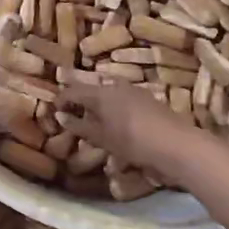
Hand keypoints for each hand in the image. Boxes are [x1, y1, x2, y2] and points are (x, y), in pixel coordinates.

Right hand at [60, 84, 228, 182]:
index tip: (54, 111)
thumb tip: (61, 115)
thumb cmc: (132, 142)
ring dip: (97, 102)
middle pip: (91, 88)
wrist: (175, 143)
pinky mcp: (147, 98)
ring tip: (92, 117)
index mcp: (100, 93)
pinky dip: (112, 105)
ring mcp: (133, 90)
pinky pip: (121, 97)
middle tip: (71, 112)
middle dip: (79, 99)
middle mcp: (115, 85)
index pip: (73, 91)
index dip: (61, 100)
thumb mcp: (101, 138)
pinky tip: (115, 119)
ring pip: (108, 91)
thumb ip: (79, 125)